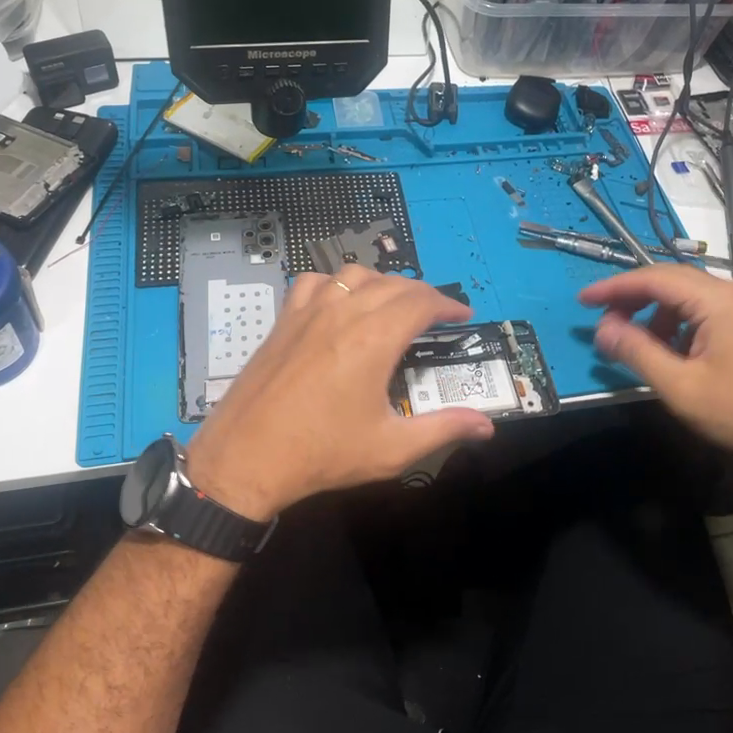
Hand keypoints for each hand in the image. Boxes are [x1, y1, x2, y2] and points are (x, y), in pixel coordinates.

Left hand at [185, 265, 495, 519]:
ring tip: (392, 304)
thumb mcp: (391, 449)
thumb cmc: (322, 453)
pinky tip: (337, 303)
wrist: (246, 457)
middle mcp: (343, 312)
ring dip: (381, 282)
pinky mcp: (283, 320)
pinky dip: (334, 283)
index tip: (463, 316)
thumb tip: (486, 425)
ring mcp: (308, 311)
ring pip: (353, 274)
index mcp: (374, 338)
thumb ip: (443, 429)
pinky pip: (313, 282)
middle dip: (422, 294)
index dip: (448, 305)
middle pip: (393, 284)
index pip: (422, 302)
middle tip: (436, 315)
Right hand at [580, 265, 732, 469]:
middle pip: (671, 280)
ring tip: (636, 342)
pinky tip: (672, 353)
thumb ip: (638, 353)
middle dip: (632, 297)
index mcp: (715, 299)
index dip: (614, 288)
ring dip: (656, 313)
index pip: (653, 278)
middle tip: (603, 318)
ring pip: (689, 297)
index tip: (583, 301)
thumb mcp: (681, 386)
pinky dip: (679, 324)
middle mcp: (732, 293)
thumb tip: (602, 329)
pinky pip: (705, 312)